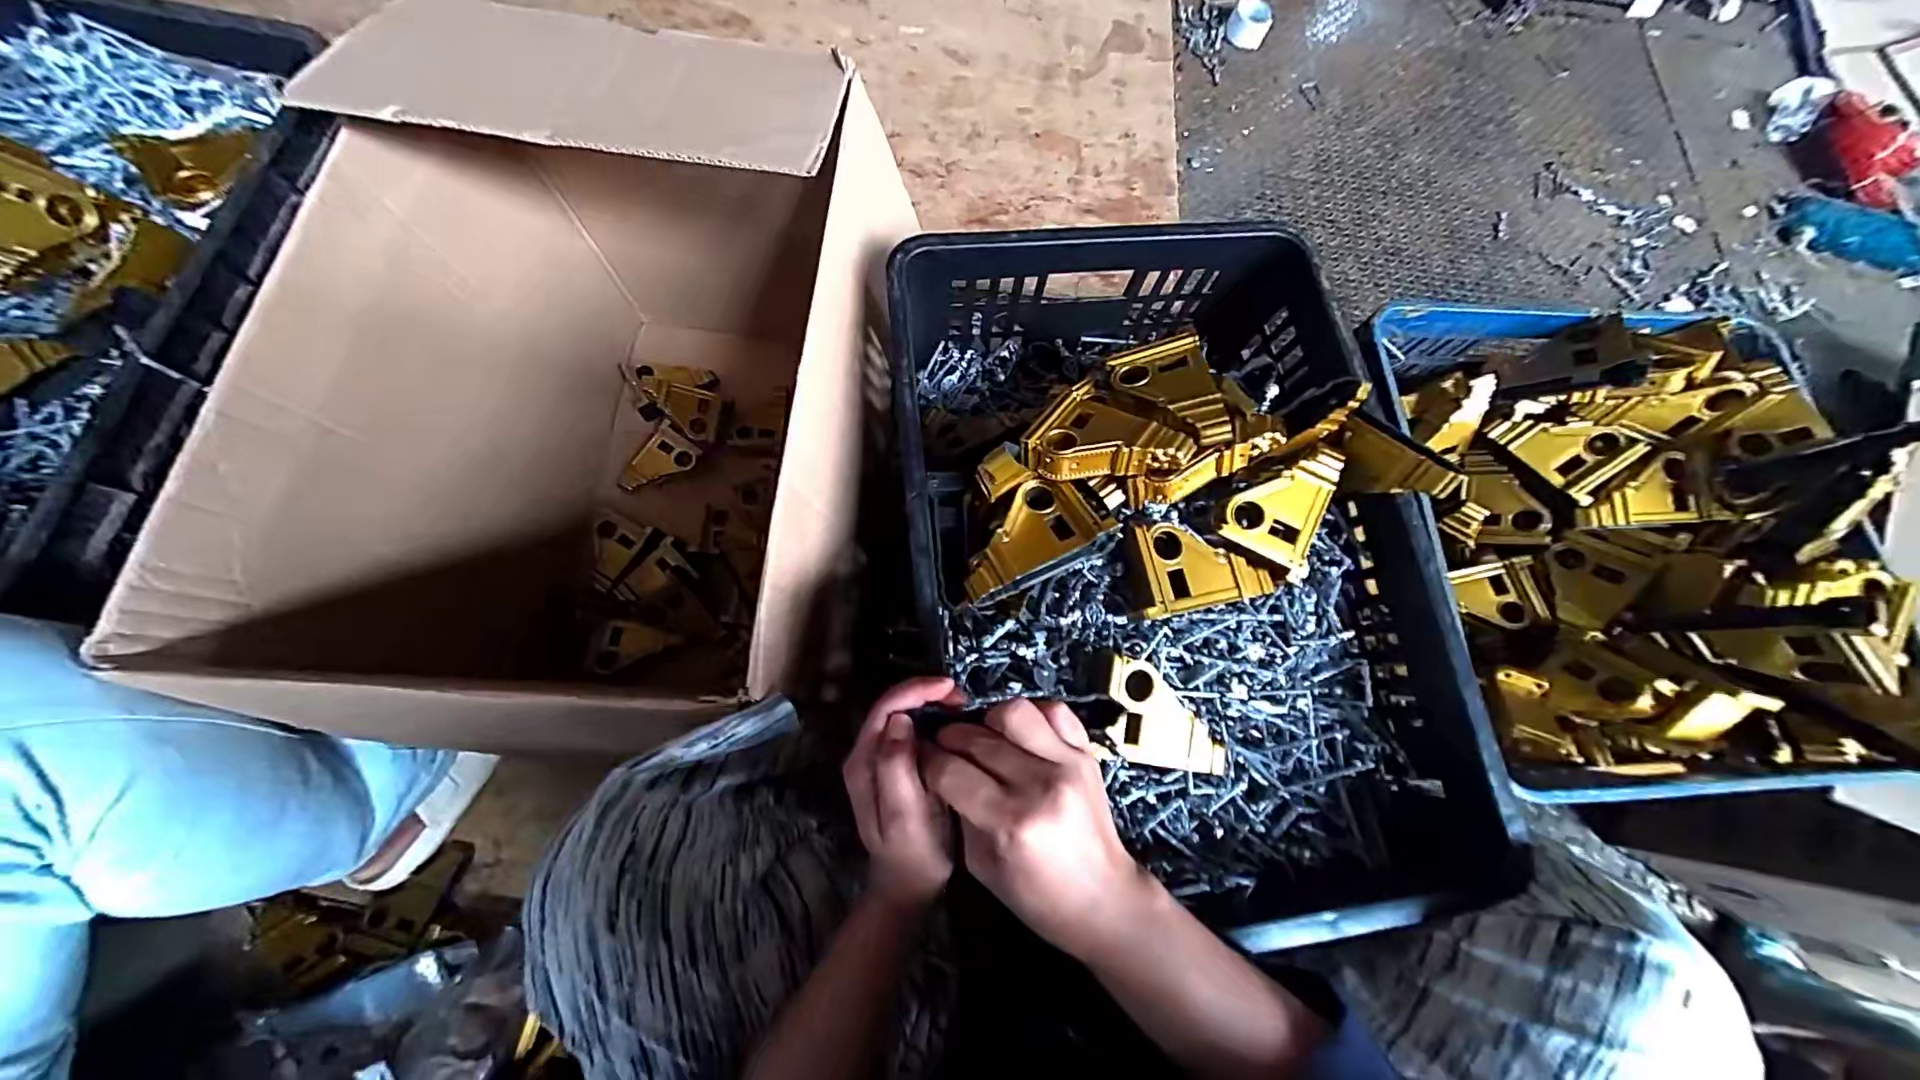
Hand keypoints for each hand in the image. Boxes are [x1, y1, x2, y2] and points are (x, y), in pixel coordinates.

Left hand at [843, 677, 964, 909]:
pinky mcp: (895, 766)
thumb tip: (900, 719)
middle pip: (892, 706)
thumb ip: (897, 767)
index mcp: (864, 762)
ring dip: (929, 703)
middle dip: (925, 692)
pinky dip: (931, 719)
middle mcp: (866, 755)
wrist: (908, 886)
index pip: (885, 708)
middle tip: (961, 696)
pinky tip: (952, 722)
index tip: (951, 688)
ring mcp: (879, 760)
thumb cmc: (913, 853)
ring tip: (961, 704)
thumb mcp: (905, 814)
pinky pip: (910, 730)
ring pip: (901, 714)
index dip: (916, 690)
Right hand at [922, 698, 1155, 959]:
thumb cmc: (1036, 895)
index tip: (921, 759)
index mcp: (1010, 822)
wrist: (1103, 898)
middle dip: (950, 740)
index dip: (928, 761)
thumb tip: (937, 767)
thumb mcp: (980, 864)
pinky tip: (1021, 737)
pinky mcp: (1087, 754)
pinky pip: (1053, 711)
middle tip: (946, 749)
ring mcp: (1068, 764)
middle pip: (975, 737)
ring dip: (989, 722)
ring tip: (986, 740)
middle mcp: (1040, 785)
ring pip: (1013, 711)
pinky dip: (1031, 716)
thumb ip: (958, 810)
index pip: (949, 770)